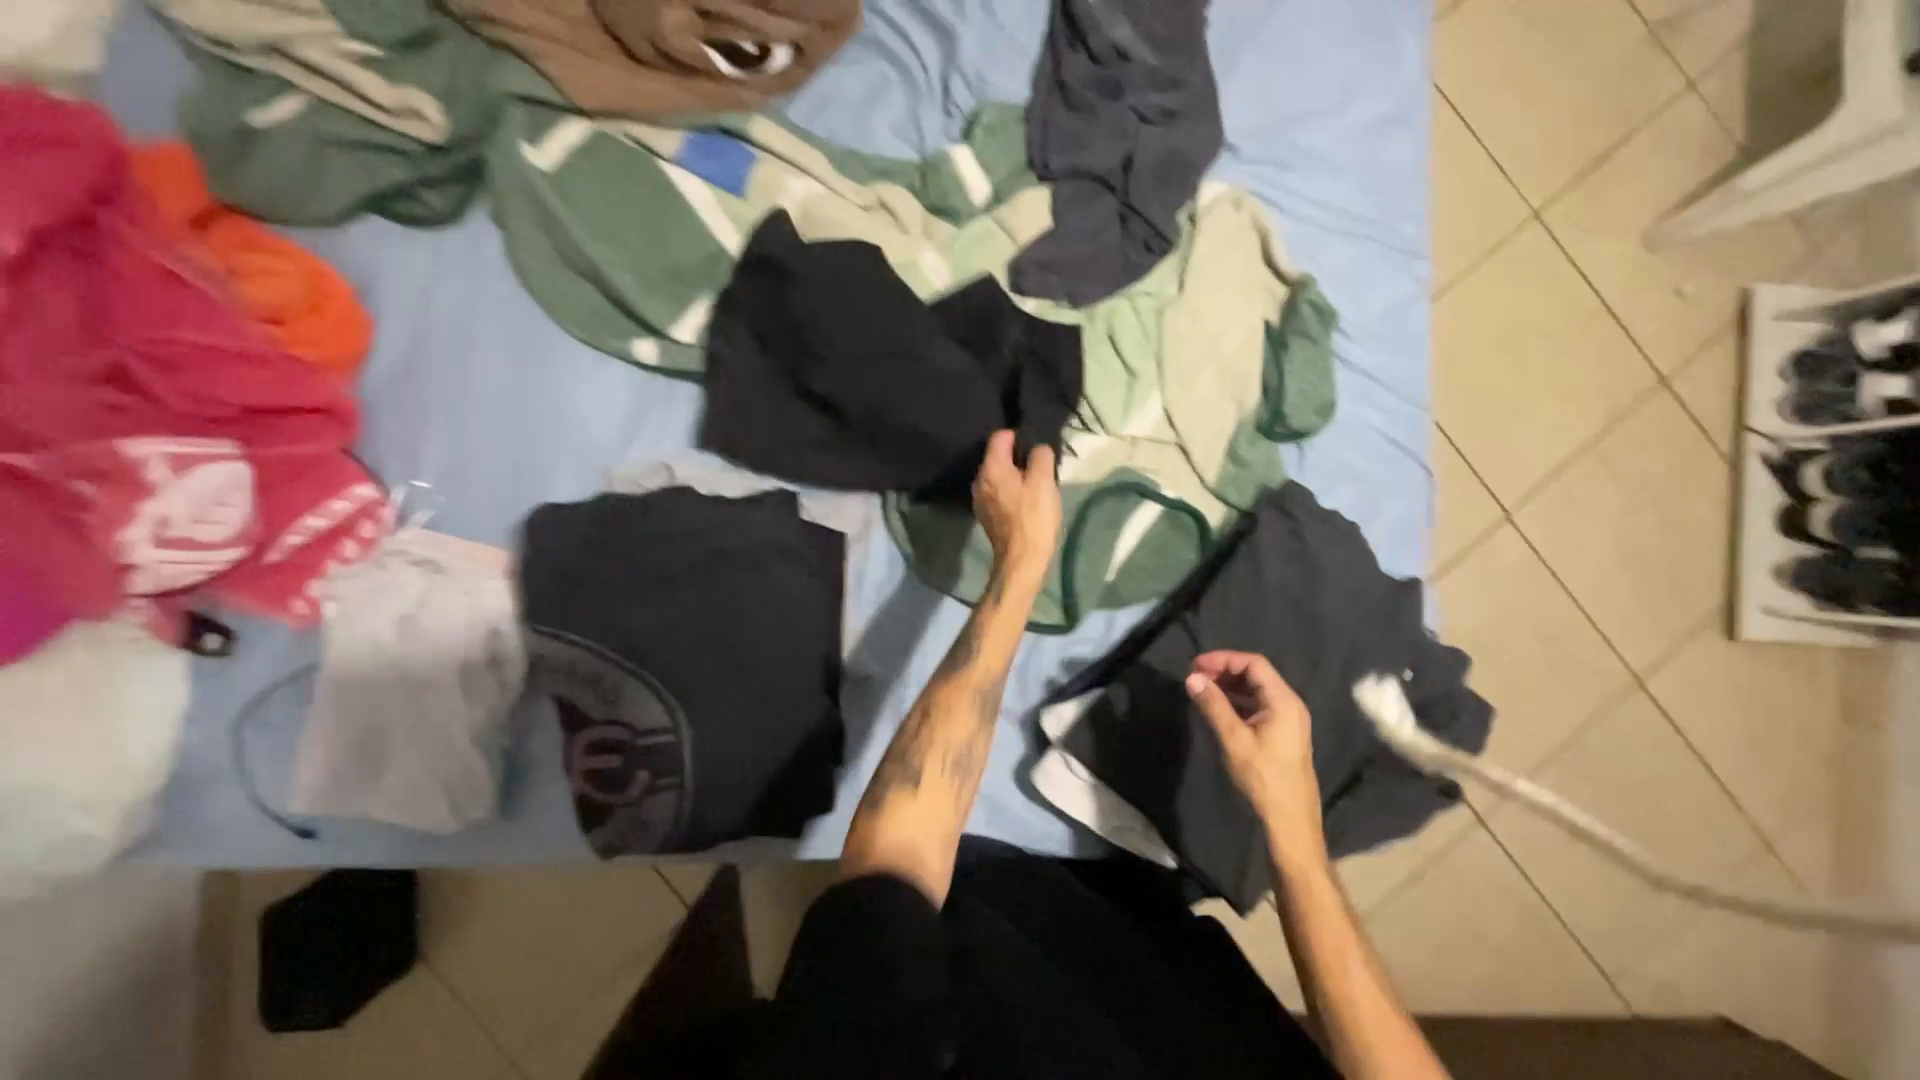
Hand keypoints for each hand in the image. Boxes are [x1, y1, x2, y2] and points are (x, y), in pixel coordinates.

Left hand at [973, 430, 1059, 588]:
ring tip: (1034, 485)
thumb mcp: (1044, 481)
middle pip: (997, 456)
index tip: (1036, 446)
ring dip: (1015, 476)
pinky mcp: (985, 514)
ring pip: (998, 476)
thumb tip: (1037, 449)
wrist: (1021, 559)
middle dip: (1018, 457)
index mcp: (991, 468)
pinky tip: (1025, 502)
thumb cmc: (1033, 517)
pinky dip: (1010, 491)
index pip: (1000, 436)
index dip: (1019, 436)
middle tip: (1040, 467)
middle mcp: (979, 480)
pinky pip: (998, 492)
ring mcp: (979, 499)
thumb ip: (1041, 456)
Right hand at [1185, 650, 1327, 874]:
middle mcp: (1290, 704)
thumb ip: (1213, 706)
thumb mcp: (1234, 739)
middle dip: (1225, 671)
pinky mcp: (1282, 733)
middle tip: (1195, 676)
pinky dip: (1237, 702)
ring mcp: (1288, 719)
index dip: (1224, 659)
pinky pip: (1259, 706)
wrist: (1290, 817)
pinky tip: (1218, 708)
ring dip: (1230, 686)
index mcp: (1284, 701)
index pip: (1254, 664)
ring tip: (1202, 689)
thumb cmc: (1263, 777)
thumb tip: (1192, 678)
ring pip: (1257, 691)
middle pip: (1257, 675)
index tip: (1196, 664)